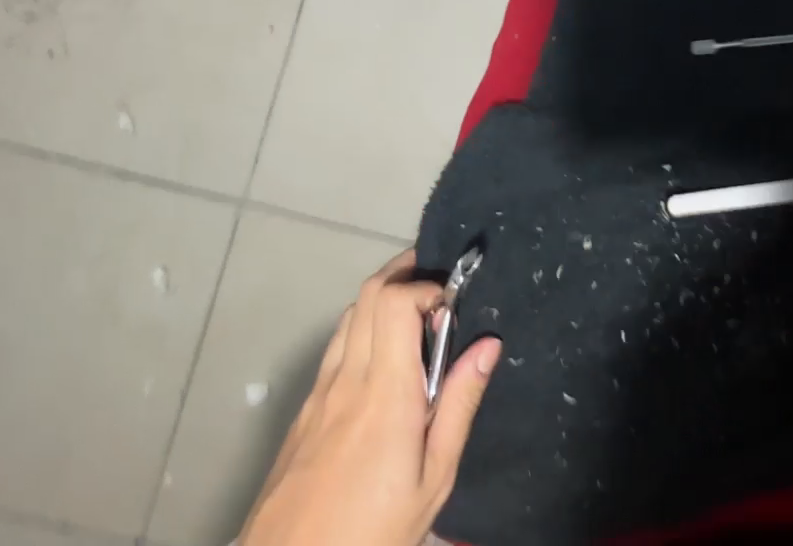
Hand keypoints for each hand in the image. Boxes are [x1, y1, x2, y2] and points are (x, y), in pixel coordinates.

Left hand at [237, 250, 500, 545]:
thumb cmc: (372, 529)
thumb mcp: (433, 478)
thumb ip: (459, 405)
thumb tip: (488, 344)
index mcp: (385, 391)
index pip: (395, 301)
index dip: (427, 285)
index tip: (455, 303)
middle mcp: (347, 378)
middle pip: (368, 293)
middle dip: (405, 272)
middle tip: (440, 285)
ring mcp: (319, 392)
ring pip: (349, 315)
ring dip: (383, 297)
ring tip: (419, 316)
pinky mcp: (304, 410)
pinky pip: (336, 347)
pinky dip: (364, 327)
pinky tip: (385, 358)